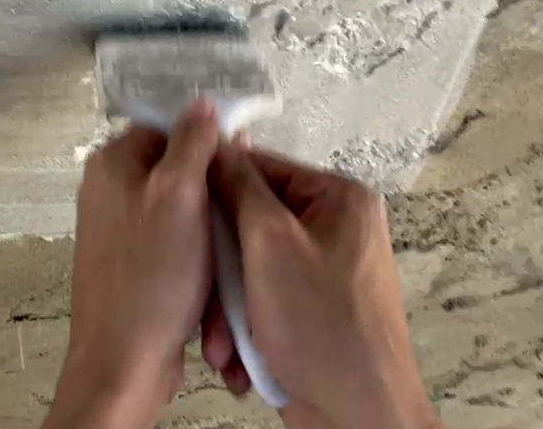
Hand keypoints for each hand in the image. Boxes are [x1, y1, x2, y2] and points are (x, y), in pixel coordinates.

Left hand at [43, 100, 219, 428]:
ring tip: (220, 274)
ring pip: (183, 218)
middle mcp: (109, 189)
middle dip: (211, 208)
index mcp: (112, 163)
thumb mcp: (181, 196)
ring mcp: (118, 229)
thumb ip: (192, 144)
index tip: (233, 174)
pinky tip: (207, 296)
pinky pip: (174, 251)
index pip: (167, 130)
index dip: (205, 149)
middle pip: (178, 176)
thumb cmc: (151, 277)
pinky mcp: (131, 263)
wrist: (124, 362)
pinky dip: (196, 270)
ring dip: (209, 246)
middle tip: (233, 232)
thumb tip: (200, 102)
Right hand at [205, 141, 440, 428]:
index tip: (184, 209)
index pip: (261, 167)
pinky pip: (263, 296)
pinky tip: (237, 356)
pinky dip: (245, 325)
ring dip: (227, 305)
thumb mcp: (269, 241)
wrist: (358, 424)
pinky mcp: (312, 309)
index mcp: (339, 198)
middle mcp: (335, 227)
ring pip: (250, 264)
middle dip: (223, 269)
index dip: (217, 186)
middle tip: (207, 298)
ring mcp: (324, 270)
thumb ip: (239, 186)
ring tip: (221, 343)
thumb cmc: (322, 328)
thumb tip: (218, 141)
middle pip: (250, 221)